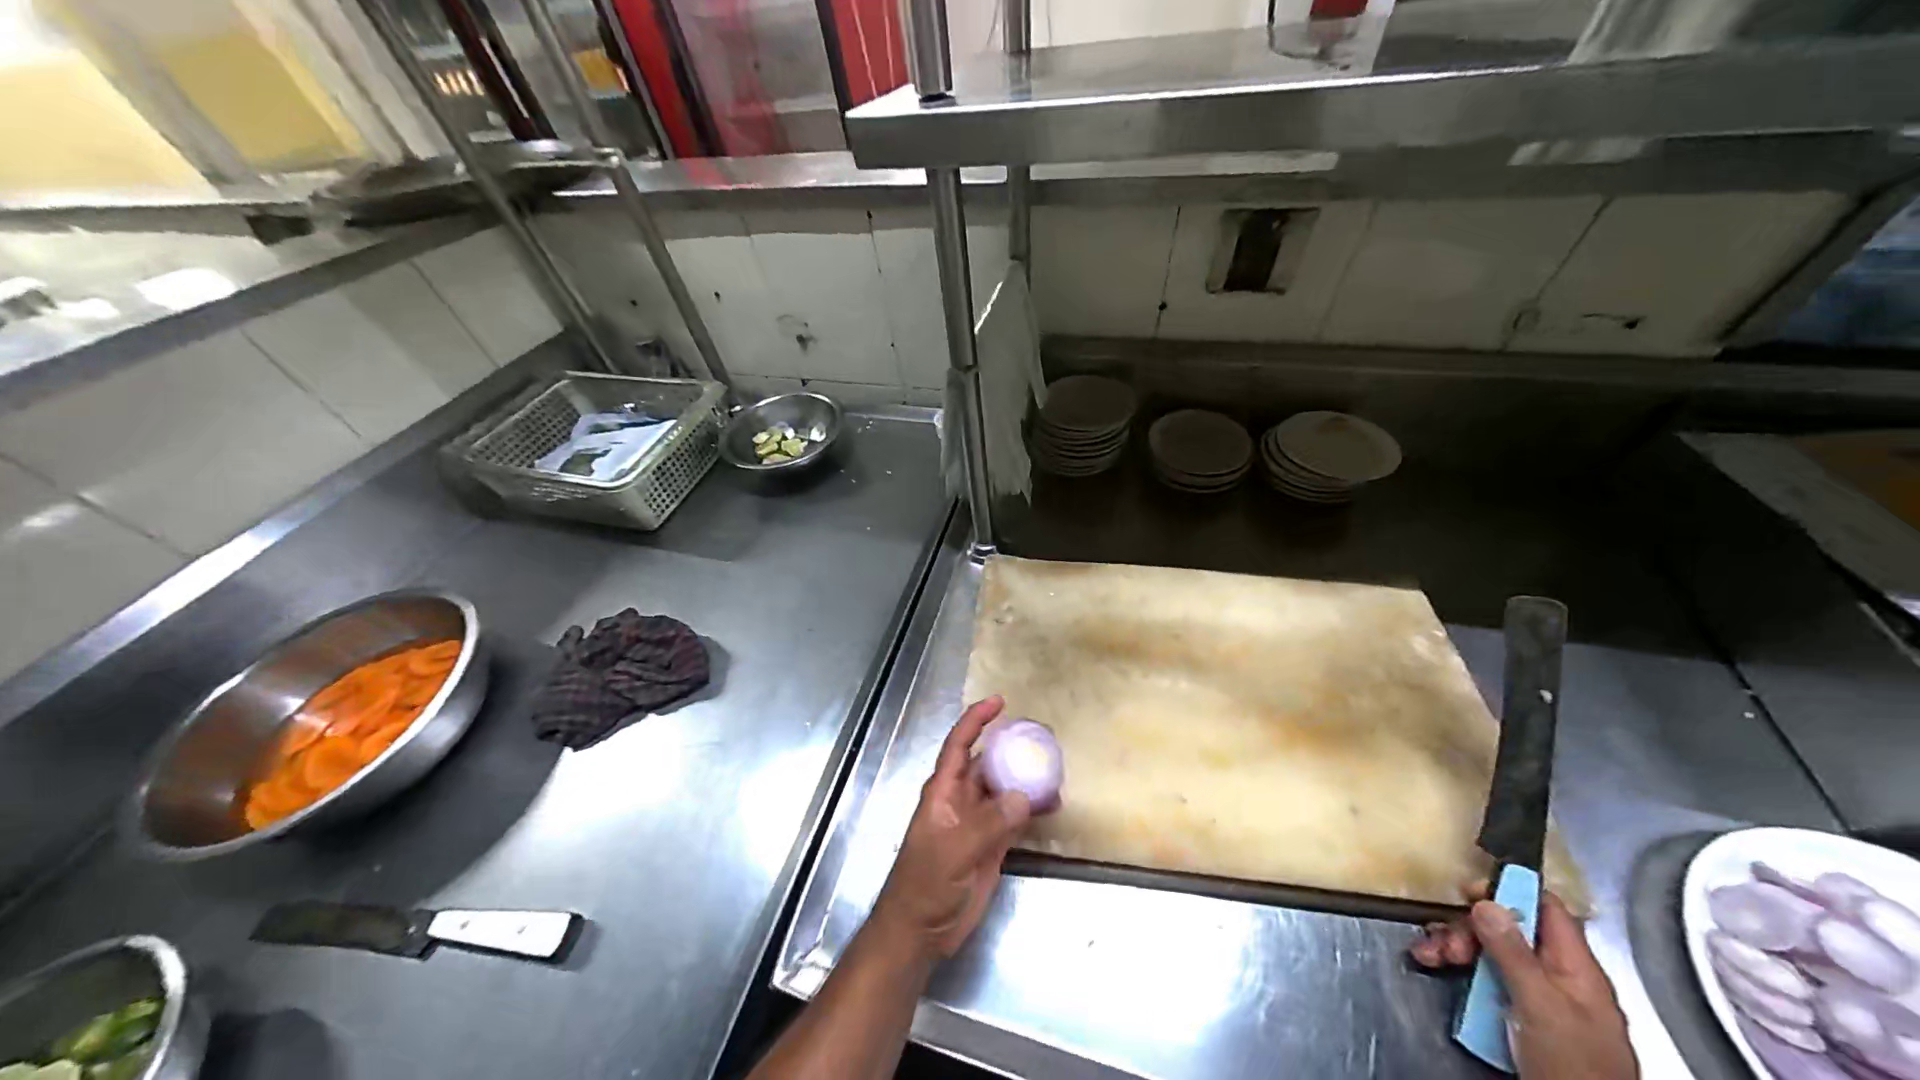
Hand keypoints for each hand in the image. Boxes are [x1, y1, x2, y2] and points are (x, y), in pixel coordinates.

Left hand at [869, 695, 1031, 959]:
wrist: (921, 931)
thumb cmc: (925, 885)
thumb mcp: (953, 851)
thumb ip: (987, 823)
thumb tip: (1022, 795)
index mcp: (943, 792)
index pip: (959, 745)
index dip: (976, 721)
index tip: (999, 702)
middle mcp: (961, 800)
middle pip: (987, 763)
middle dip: (1010, 746)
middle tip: (1041, 735)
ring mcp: (977, 823)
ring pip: (1004, 789)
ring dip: (1026, 777)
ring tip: (1054, 765)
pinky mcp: (992, 846)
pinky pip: (1015, 817)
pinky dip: (1033, 808)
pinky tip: (1054, 803)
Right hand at [1411, 886, 1638, 1079]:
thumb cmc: (1572, 1065)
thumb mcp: (1540, 1007)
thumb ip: (1513, 953)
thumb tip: (1486, 900)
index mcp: (1575, 968)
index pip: (1547, 909)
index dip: (1509, 891)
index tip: (1468, 892)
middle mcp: (1556, 976)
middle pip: (1508, 930)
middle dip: (1468, 929)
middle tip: (1446, 945)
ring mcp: (1537, 996)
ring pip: (1490, 952)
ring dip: (1454, 947)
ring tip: (1429, 957)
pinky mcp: (1516, 1014)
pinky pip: (1484, 978)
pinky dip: (1457, 970)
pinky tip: (1434, 967)